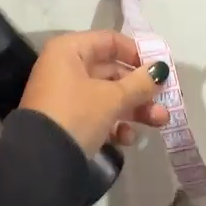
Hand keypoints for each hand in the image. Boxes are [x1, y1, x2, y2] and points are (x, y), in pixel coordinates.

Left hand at [19, 30, 170, 153]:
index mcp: (70, 50)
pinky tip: (127, 139)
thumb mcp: (111, 98)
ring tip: (159, 122)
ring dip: (133, 108)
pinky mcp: (67, 121)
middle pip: (111, 71)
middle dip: (140, 89)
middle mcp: (65, 67)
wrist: (40, 163)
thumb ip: (139, 83)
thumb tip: (161, 69)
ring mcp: (65, 95)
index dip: (136, 54)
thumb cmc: (76, 114)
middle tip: (165, 102)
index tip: (159, 70)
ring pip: (107, 95)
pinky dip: (114, 124)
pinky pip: (96, 114)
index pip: (110, 41)